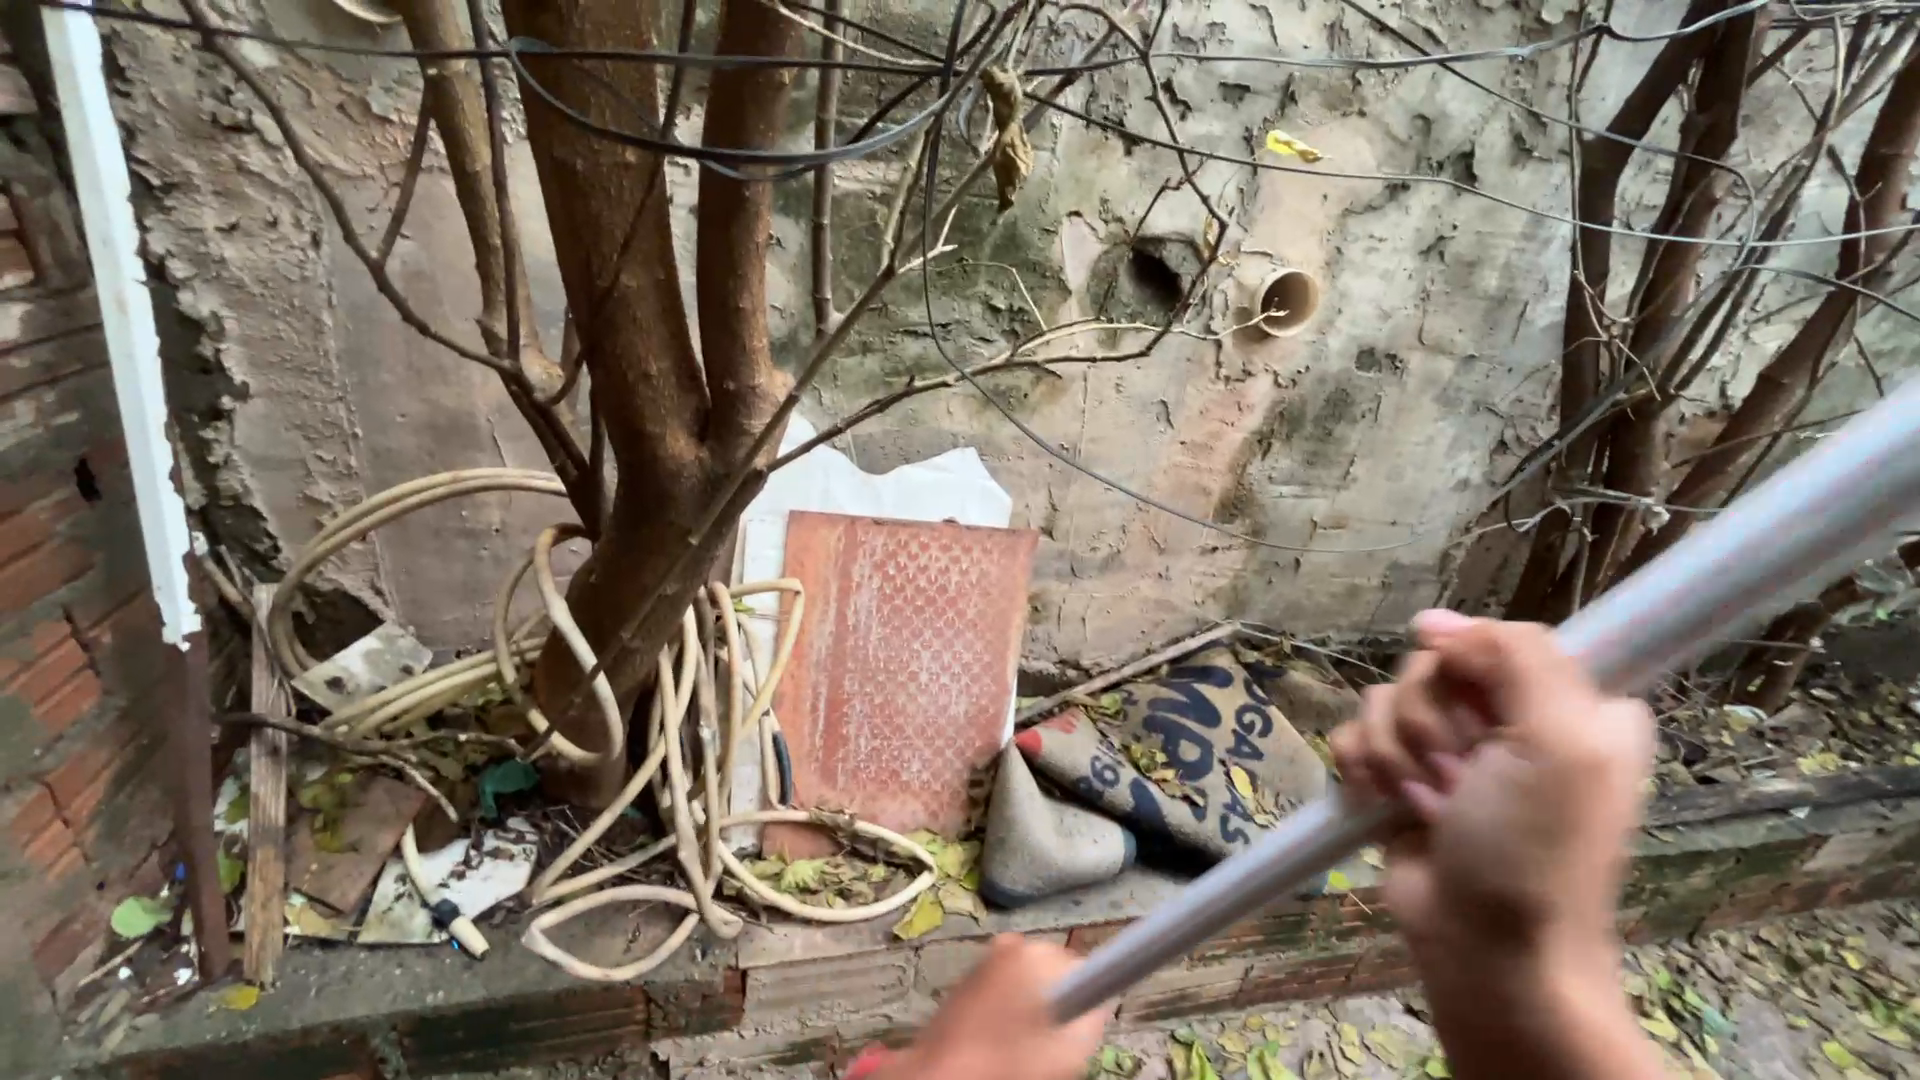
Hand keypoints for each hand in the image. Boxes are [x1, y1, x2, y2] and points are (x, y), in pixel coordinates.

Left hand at [877, 934, 1106, 1079]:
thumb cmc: (1007, 1062)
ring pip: (1031, 981)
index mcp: (1035, 952)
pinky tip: (1001, 1039)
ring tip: (1022, 1044)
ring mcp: (986, 957)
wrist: (940, 1074)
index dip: (1085, 1001)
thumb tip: (1095, 1003)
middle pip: (1056, 973)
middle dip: (1058, 1003)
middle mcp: (1011, 943)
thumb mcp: (1066, 1050)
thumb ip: (1091, 1017)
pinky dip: (1010, 1009)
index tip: (1074, 1028)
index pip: (1084, 968)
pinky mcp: (970, 976)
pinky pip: (1007, 987)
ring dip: (1034, 1008)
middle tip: (1048, 1042)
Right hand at [1329, 612, 1653, 973]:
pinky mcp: (1396, 774)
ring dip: (1394, 753)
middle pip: (1428, 667)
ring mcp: (1446, 748)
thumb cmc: (1533, 849)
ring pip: (1382, 700)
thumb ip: (1517, 656)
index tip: (1476, 707)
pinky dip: (1361, 767)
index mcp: (1564, 703)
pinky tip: (1381, 800)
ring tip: (1424, 802)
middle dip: (1428, 722)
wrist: (1482, 942)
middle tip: (1457, 774)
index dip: (1468, 665)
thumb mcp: (1561, 743)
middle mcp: (1504, 718)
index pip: (1491, 639)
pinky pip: (1352, 735)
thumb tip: (1430, 620)